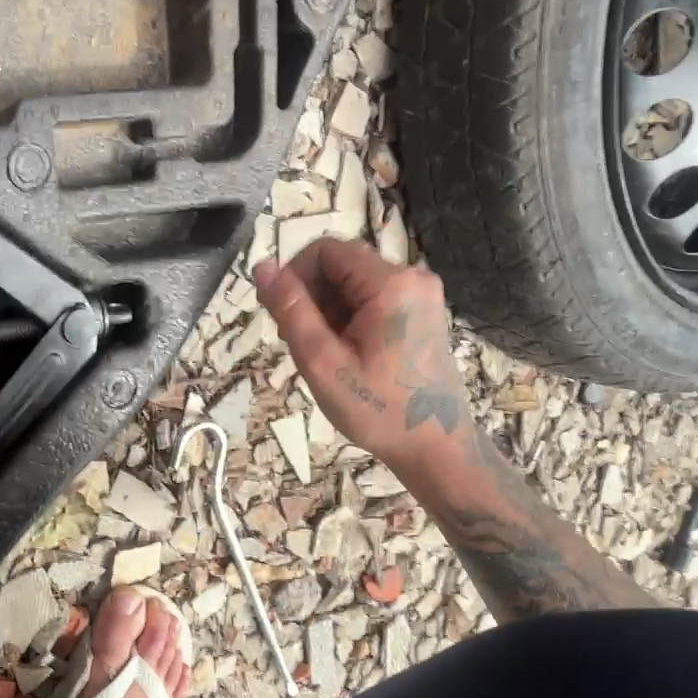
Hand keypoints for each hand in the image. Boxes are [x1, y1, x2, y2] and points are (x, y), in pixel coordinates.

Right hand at [255, 239, 470, 471]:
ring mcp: (421, 296)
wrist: (435, 446)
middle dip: (311, 298)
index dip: (294, 276)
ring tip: (325, 356)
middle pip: (340, 266)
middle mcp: (412, 278)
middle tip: (301, 345)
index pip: (325, 250)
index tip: (282, 316)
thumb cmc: (376, 408)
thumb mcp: (322, 361)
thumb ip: (290, 309)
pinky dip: (348, 321)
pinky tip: (345, 356)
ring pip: (353, 285)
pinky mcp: (422, 314)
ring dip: (327, 313)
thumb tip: (262, 266)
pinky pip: (371, 301)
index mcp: (390, 284)